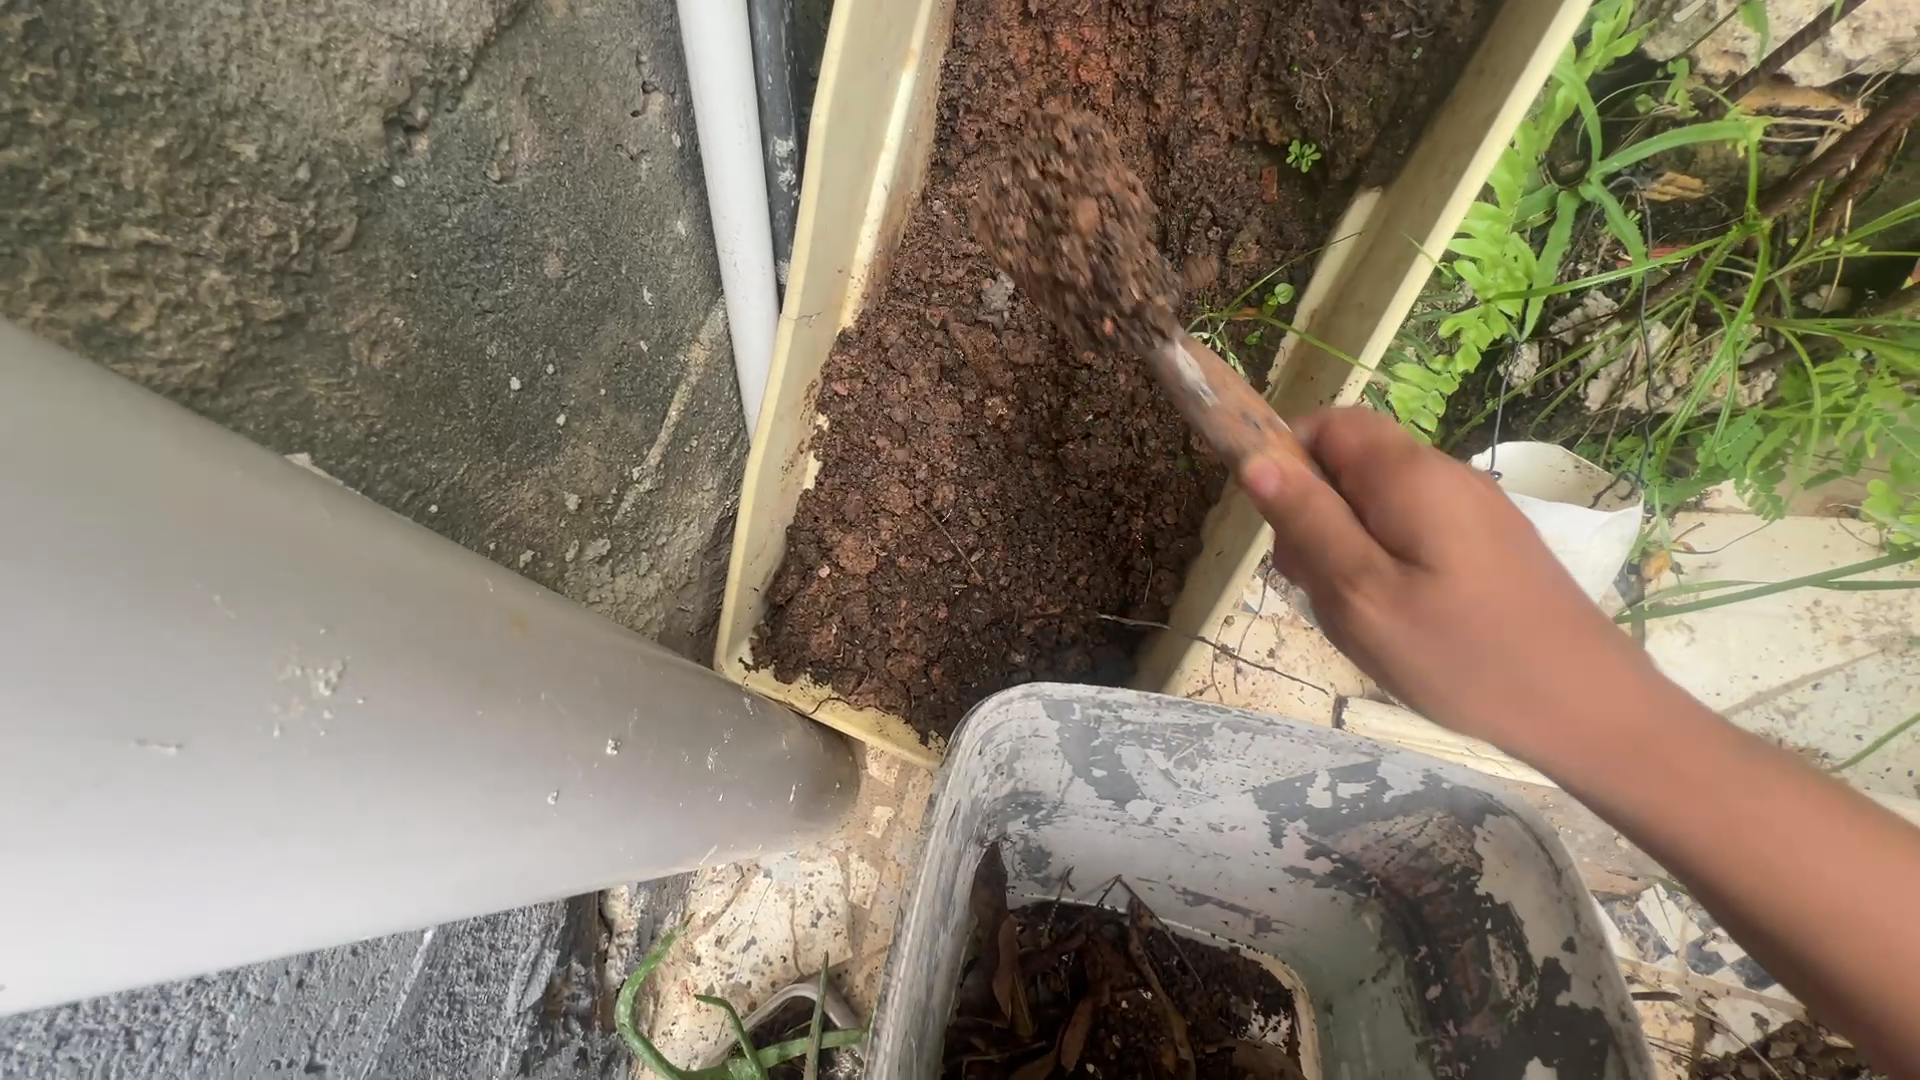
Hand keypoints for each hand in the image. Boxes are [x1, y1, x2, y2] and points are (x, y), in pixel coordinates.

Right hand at [1239, 408, 1654, 748]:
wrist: (1587, 714)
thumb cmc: (1461, 654)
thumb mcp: (1359, 592)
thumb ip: (1306, 520)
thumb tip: (1255, 460)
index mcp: (1409, 476)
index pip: (1328, 424)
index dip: (1286, 456)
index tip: (1272, 518)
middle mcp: (1443, 477)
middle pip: (1348, 466)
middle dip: (1312, 514)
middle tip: (1315, 583)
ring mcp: (1469, 512)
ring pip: (1373, 506)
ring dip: (1342, 547)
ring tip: (1355, 612)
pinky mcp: (1483, 545)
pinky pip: (1406, 535)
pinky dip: (1378, 565)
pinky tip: (1390, 618)